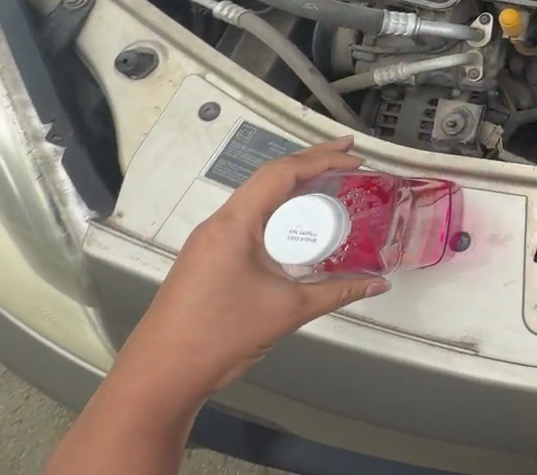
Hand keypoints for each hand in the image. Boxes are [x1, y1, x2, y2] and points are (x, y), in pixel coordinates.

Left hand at [114, 137, 388, 404]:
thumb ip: (338, 291)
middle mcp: (220, 223)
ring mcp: (210, 240)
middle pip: (270, 176)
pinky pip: (251, 216)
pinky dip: (281, 205)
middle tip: (351, 154)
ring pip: (259, 195)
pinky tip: (300, 218)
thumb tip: (379, 282)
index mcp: (235, 224)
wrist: (157, 381)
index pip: (283, 173)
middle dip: (312, 160)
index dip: (323, 160)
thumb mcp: (288, 310)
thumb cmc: (219, 336)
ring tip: (332, 179)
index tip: (357, 160)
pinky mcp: (208, 257)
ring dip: (295, 182)